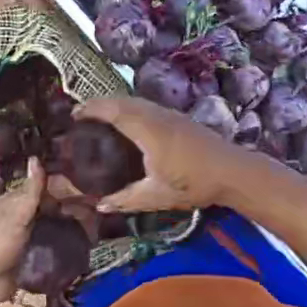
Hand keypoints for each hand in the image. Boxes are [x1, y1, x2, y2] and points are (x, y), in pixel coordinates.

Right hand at [75, 97, 263, 212]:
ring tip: (99, 118)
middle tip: (80, 117)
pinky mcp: (178, 118)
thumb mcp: (156, 196)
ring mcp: (169, 114)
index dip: (91, 109)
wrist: (233, 170)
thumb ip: (126, 199)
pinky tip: (128, 123)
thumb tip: (100, 205)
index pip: (113, 110)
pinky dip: (129, 108)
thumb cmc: (194, 183)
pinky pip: (146, 106)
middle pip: (122, 101)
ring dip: (115, 105)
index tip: (73, 115)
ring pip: (136, 101)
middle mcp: (156, 115)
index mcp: (147, 130)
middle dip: (99, 105)